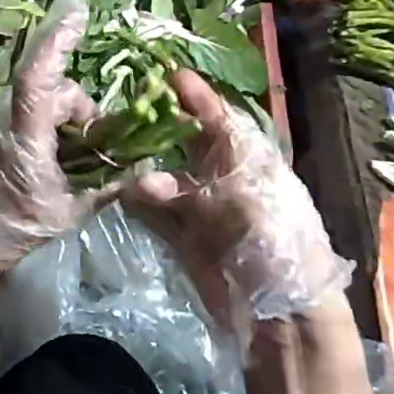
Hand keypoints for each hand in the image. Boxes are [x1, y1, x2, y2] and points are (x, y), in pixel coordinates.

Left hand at [0, 0, 115, 278]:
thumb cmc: (13, 230)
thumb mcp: (68, 212)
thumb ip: (109, 186)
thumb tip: (149, 170)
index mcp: (23, 138)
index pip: (38, 78)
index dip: (56, 42)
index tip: (77, 12)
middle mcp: (3, 120)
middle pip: (51, 89)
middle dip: (80, 107)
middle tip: (97, 143)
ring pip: (40, 100)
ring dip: (65, 117)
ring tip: (76, 156)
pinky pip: (27, 112)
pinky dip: (49, 124)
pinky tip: (57, 154)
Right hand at [126, 71, 352, 340]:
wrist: (284, 319)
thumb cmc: (279, 250)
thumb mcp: (248, 205)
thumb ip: (192, 190)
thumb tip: (139, 182)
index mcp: (250, 164)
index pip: (219, 121)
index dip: (196, 97)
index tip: (169, 74)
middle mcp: (223, 181)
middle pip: (185, 145)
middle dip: (157, 127)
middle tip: (121, 109)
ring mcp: (201, 211)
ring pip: (163, 178)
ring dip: (139, 166)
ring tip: (109, 149)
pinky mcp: (184, 239)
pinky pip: (153, 212)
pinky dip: (135, 202)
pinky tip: (114, 189)